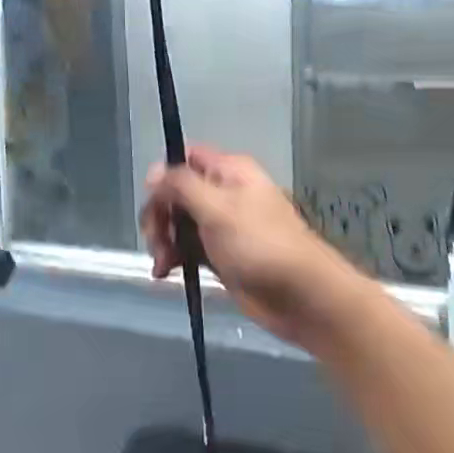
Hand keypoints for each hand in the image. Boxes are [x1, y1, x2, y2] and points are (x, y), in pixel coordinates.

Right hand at [141, 145, 375, 349]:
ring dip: (163, 240)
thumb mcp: (218, 208)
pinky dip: (174, 257)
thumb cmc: (260, 244)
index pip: (187, 158)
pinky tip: (164, 273)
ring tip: (162, 264)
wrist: (300, 294)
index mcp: (229, 171)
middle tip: (157, 240)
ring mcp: (223, 225)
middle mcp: (225, 193)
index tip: (154, 201)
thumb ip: (183, 186)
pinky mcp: (222, 255)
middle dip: (160, 214)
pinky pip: (188, 248)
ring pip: (179, 222)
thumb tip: (153, 171)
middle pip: (178, 192)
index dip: (166, 176)